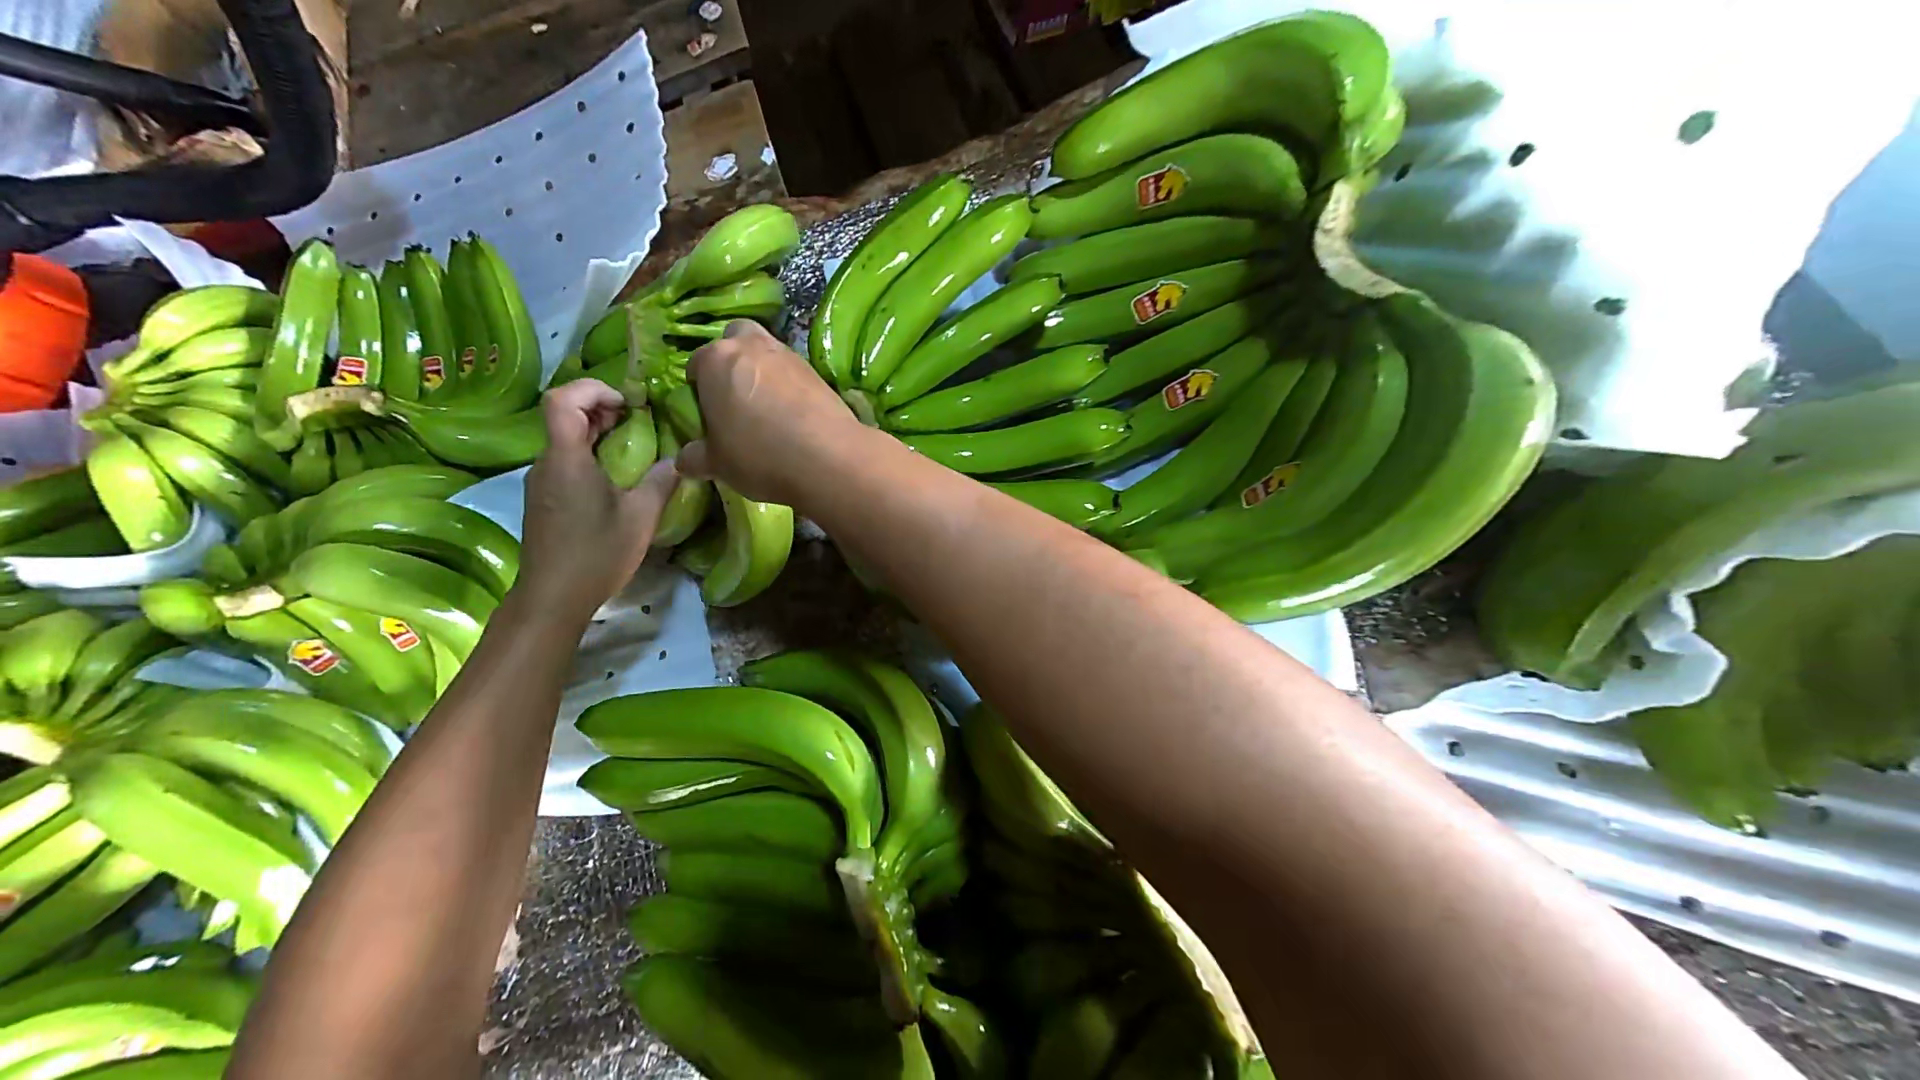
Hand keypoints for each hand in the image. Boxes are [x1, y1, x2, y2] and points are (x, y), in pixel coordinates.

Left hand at [515, 379, 678, 622]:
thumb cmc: (597, 553)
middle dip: (602, 407)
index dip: (594, 389)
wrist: (553, 596)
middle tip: (638, 421)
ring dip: (597, 432)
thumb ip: (661, 482)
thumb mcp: (641, 517)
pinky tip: (616, 478)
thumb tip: (679, 460)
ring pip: (565, 438)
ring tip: (634, 448)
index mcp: (567, 458)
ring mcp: (542, 481)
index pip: (563, 399)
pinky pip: (565, 461)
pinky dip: (590, 454)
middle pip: (564, 414)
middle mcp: (547, 462)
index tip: (627, 403)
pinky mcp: (544, 499)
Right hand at [677, 320, 863, 505]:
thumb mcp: (716, 464)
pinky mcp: (817, 371)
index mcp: (715, 360)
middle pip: (735, 340)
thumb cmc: (758, 455)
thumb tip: (684, 461)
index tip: (709, 416)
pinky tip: (793, 416)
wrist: (827, 457)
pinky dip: (789, 387)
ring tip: (767, 411)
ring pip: (767, 354)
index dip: (700, 390)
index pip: (697, 365)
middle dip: (732, 362)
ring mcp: (788, 355)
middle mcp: (750, 346)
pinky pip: (793, 373)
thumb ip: (694, 458)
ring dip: (763, 373)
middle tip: (736, 399)